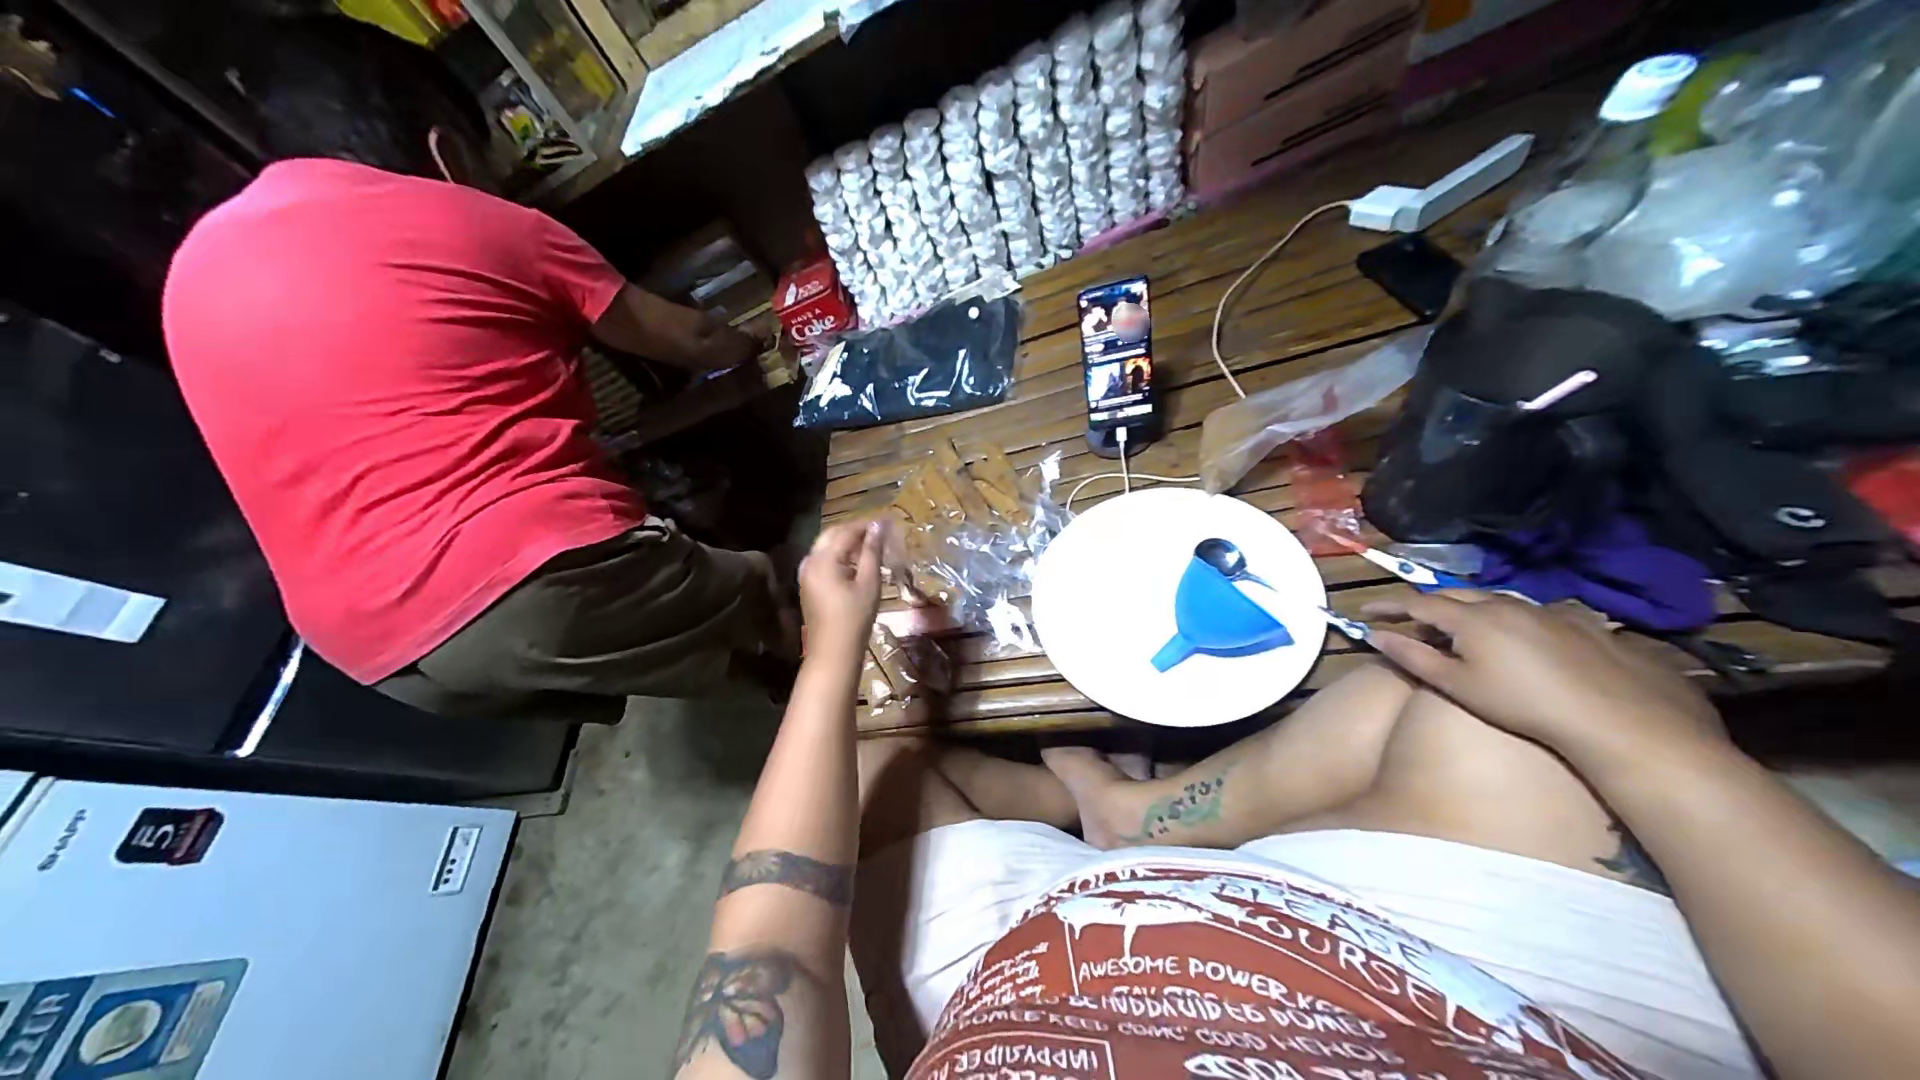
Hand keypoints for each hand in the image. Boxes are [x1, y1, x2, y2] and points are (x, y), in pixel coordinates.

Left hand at [798, 520, 885, 656]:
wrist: (833, 651)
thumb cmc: (855, 617)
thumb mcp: (869, 582)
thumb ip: (872, 551)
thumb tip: (879, 526)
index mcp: (823, 559)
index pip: (847, 531)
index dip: (867, 525)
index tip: (888, 522)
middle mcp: (810, 561)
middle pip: (832, 534)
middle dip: (855, 530)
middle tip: (879, 532)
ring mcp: (806, 573)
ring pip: (826, 546)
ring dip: (847, 542)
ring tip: (871, 546)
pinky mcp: (808, 584)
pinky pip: (823, 559)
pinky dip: (839, 555)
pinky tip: (856, 563)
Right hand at [1362, 590, 1729, 770]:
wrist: (1614, 717)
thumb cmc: (1522, 704)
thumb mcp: (1457, 685)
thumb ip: (1412, 657)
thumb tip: (1374, 635)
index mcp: (1470, 618)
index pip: (1417, 603)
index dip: (1388, 605)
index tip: (1364, 611)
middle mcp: (1503, 604)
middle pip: (1452, 595)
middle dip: (1422, 603)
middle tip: (1404, 618)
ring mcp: (1542, 610)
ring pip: (1490, 599)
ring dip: (1462, 607)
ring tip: (1452, 624)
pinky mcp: (1574, 622)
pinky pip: (1524, 608)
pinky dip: (1500, 615)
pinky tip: (1508, 632)